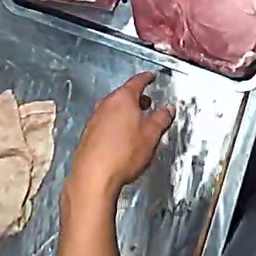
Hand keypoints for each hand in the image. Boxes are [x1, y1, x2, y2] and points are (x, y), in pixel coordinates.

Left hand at [65, 73, 173, 211]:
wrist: (93, 179)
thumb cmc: (124, 153)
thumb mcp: (152, 134)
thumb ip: (161, 118)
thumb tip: (168, 109)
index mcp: (123, 99)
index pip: (137, 81)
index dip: (147, 78)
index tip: (151, 76)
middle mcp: (105, 105)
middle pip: (123, 95)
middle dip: (137, 98)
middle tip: (148, 102)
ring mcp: (94, 120)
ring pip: (113, 109)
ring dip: (126, 112)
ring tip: (137, 121)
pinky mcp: (87, 136)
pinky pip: (105, 123)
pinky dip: (115, 124)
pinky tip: (122, 137)